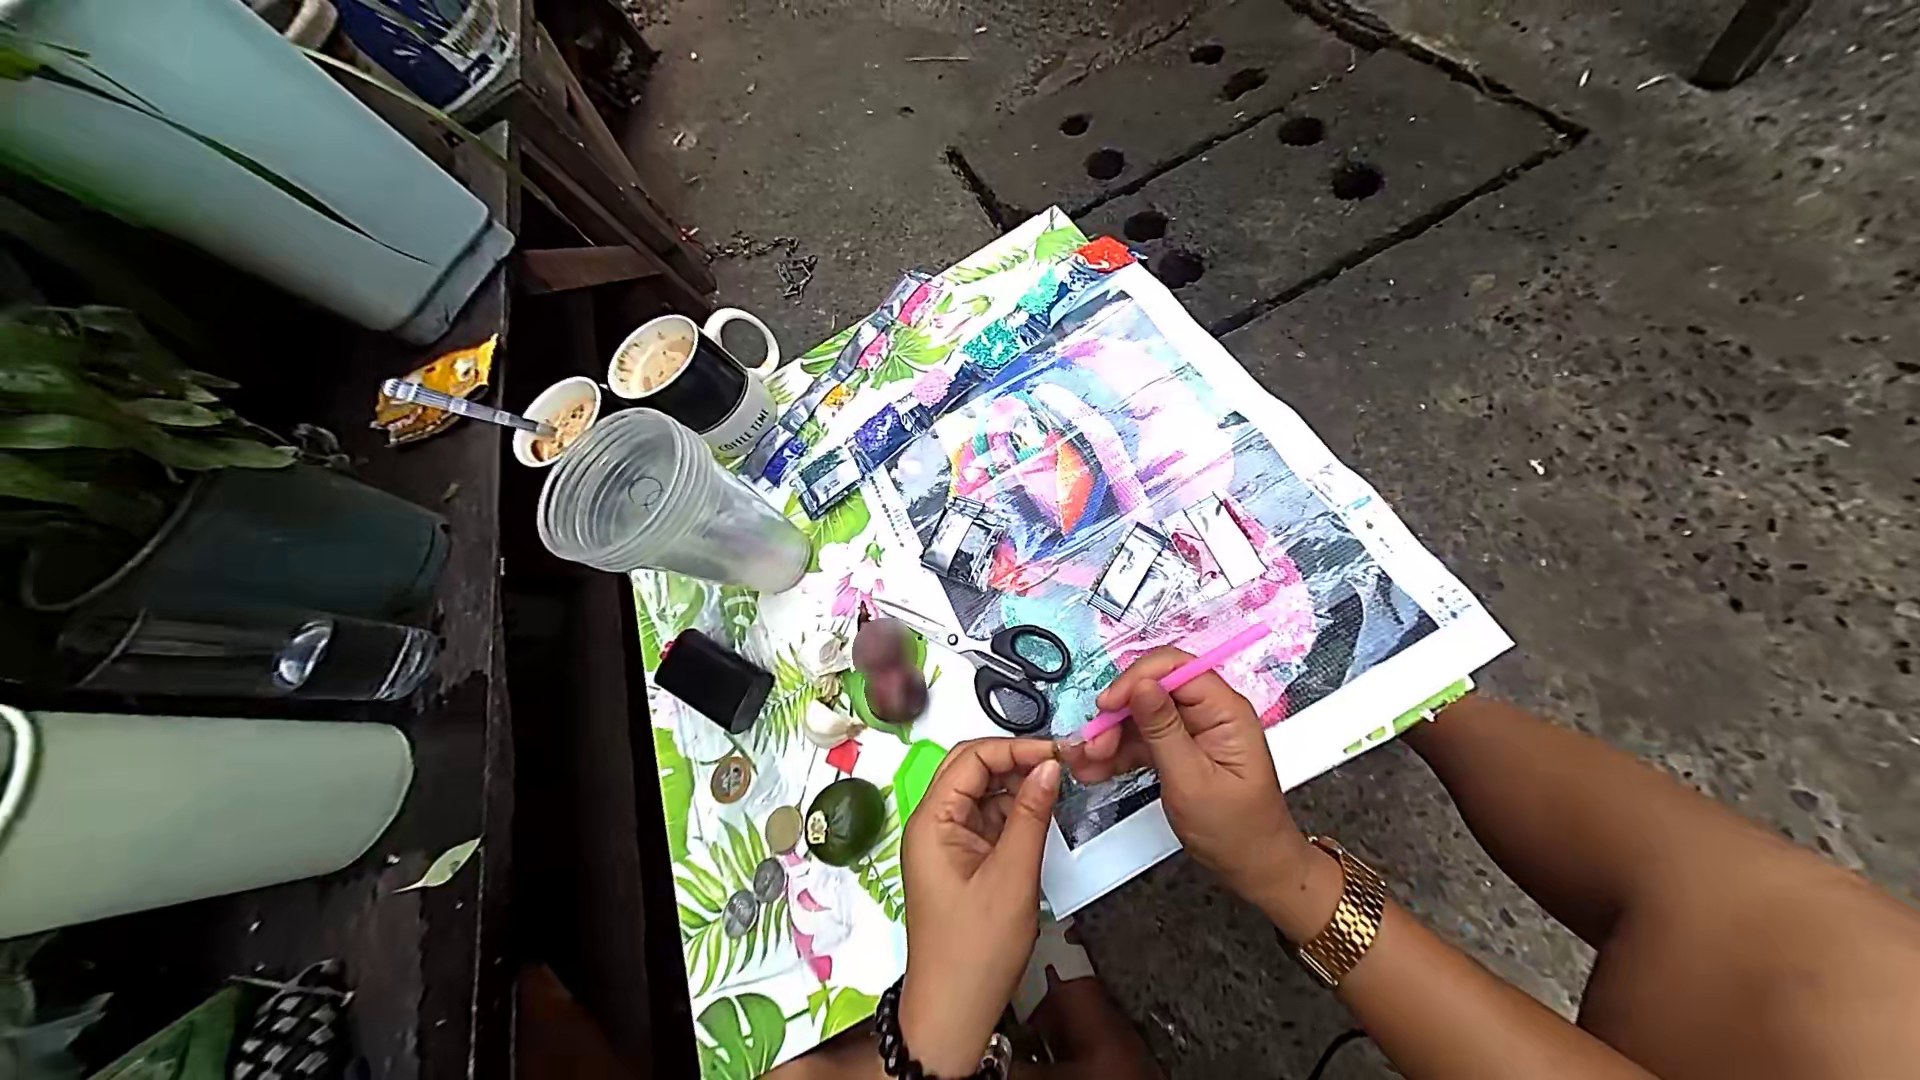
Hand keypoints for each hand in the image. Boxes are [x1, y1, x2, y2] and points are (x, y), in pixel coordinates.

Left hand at [899, 738, 1060, 1074]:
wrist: (954, 1013)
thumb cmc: (975, 952)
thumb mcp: (1012, 876)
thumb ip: (1032, 814)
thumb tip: (1049, 765)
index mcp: (932, 819)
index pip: (971, 758)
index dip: (1014, 748)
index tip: (1054, 752)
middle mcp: (933, 821)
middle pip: (972, 767)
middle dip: (1014, 759)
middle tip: (1057, 763)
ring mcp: (947, 837)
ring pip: (982, 789)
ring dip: (1016, 783)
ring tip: (1055, 784)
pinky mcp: (962, 854)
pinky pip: (988, 815)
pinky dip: (1015, 809)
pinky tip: (1041, 811)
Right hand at [1061, 649, 1336, 940]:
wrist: (1254, 868)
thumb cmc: (1238, 831)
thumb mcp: (1192, 780)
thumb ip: (1163, 729)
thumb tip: (1141, 685)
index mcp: (1224, 710)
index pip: (1175, 668)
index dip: (1136, 679)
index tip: (1108, 705)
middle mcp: (1207, 711)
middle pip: (1149, 690)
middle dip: (1116, 714)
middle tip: (1094, 743)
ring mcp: (1190, 728)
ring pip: (1138, 714)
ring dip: (1109, 736)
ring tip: (1087, 761)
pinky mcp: (1176, 745)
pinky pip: (1139, 737)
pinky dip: (1116, 752)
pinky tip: (1096, 767)